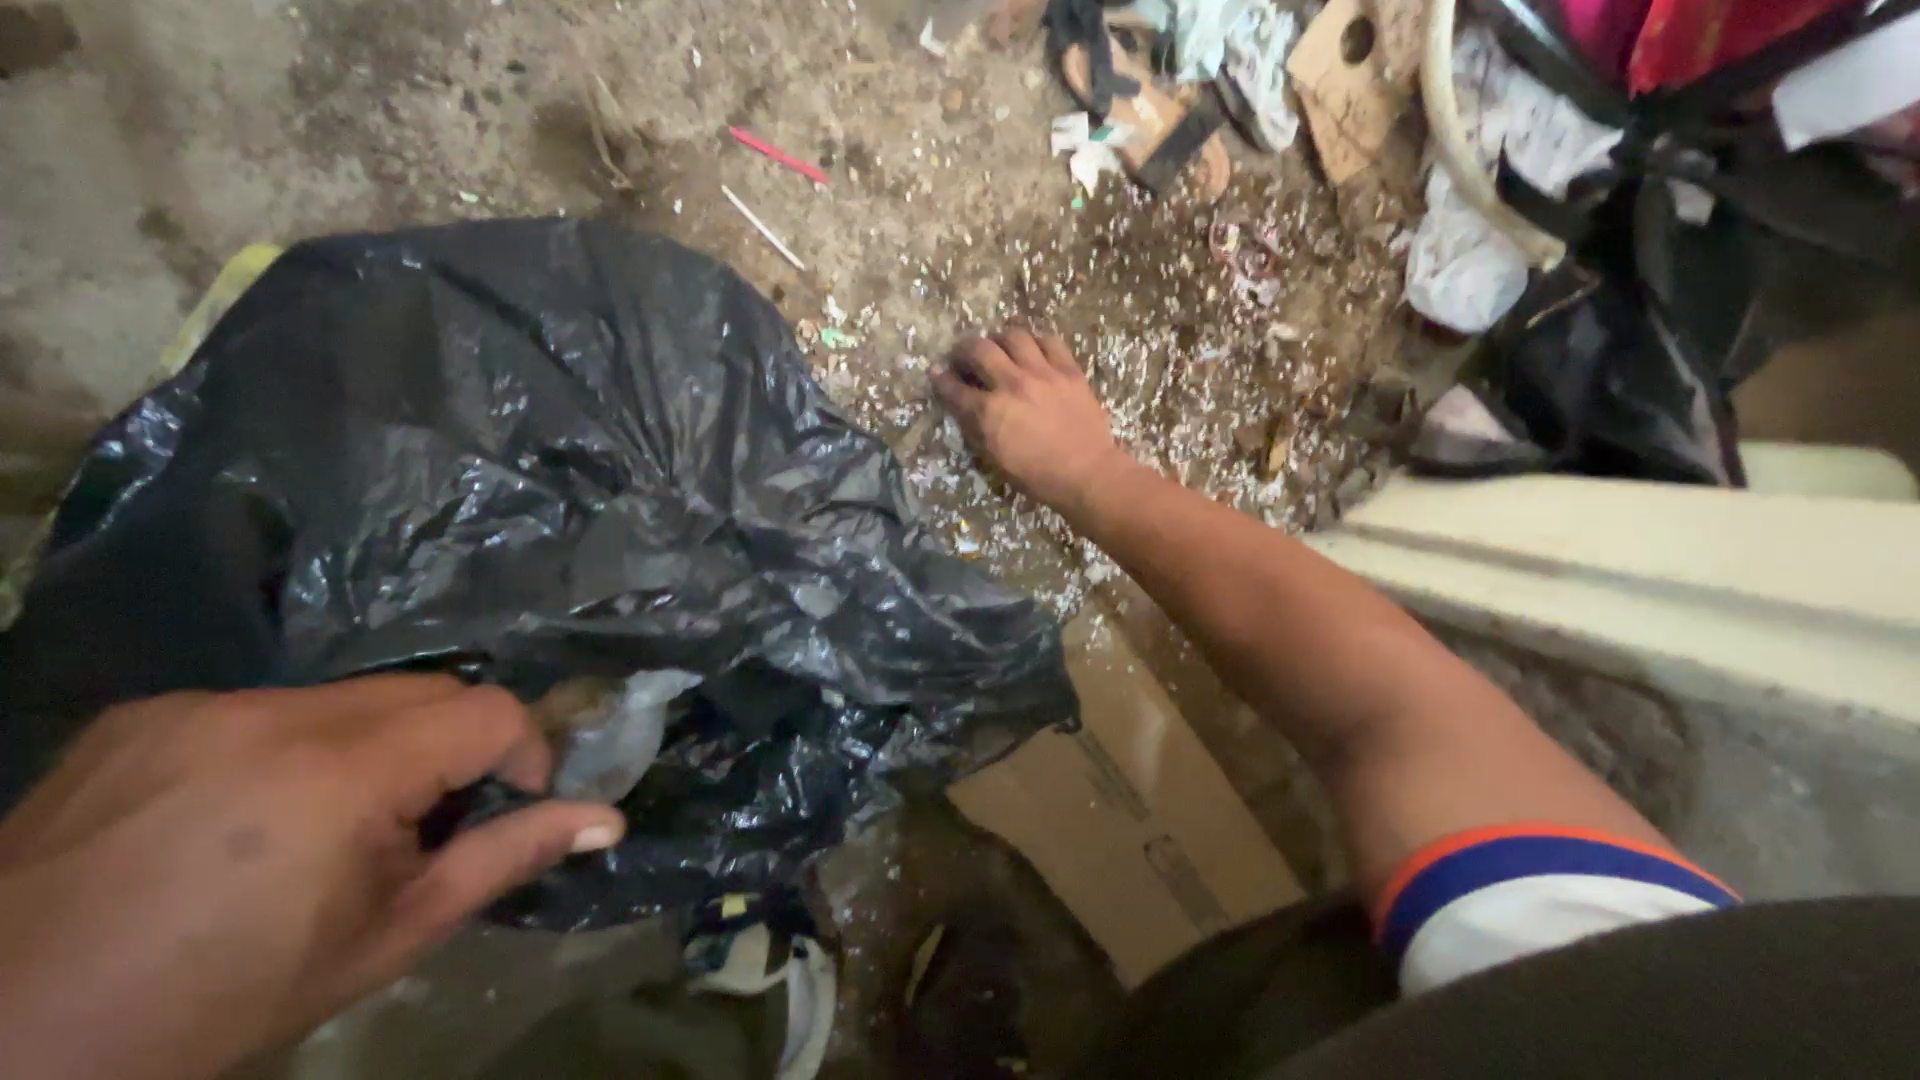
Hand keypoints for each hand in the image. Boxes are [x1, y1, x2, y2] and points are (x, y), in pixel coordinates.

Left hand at [0, 676, 624, 1079]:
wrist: (0, 1043)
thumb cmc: (224, 1002)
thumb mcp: (390, 936)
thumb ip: (506, 857)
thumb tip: (607, 817)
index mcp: (337, 773)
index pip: (487, 709)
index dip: (523, 752)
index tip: (507, 804)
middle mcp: (271, 712)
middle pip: (426, 690)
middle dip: (455, 744)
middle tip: (427, 822)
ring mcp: (198, 704)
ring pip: (350, 695)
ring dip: (376, 744)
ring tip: (330, 825)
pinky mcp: (145, 711)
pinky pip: (269, 706)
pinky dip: (295, 746)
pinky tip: (248, 815)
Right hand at [932, 329, 1136, 509]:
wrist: (1086, 473)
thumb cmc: (1037, 476)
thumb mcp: (995, 459)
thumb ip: (976, 429)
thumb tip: (963, 408)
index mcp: (990, 412)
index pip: (955, 388)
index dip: (942, 380)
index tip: (938, 374)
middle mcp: (1012, 384)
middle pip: (979, 349)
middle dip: (964, 349)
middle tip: (965, 355)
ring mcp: (1043, 373)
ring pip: (1014, 336)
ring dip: (1000, 339)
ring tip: (1000, 348)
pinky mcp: (1069, 370)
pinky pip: (1049, 341)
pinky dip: (1036, 343)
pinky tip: (1033, 351)